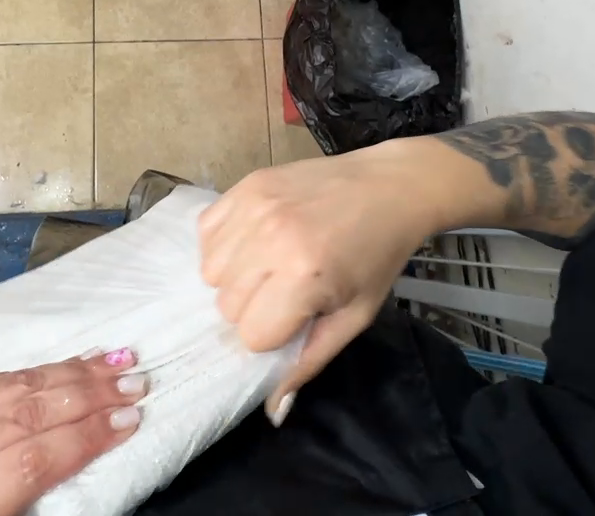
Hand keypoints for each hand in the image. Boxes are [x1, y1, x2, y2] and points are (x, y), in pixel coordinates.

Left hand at [0, 350, 145, 515]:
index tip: (131, 420)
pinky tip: (81, 359)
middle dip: (87, 397)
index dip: (84, 438)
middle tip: (135, 384)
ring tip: (118, 363)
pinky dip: (47, 367)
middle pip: (24, 416)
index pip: (30, 461)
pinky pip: (2, 376)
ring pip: (15, 386)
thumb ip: (47, 496)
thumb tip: (102, 441)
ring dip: (74, 372)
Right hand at [198, 142, 452, 418]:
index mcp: (303, 277)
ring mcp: (254, 206)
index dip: (273, 333)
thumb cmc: (377, 255)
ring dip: (234, 276)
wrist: (388, 187)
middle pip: (226, 304)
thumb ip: (309, 360)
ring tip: (268, 264)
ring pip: (210, 270)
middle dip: (253, 307)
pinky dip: (223, 242)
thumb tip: (272, 410)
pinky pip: (207, 230)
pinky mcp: (246, 184)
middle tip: (285, 289)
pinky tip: (254, 240)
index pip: (251, 334)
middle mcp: (270, 239)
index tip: (297, 315)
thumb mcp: (355, 316)